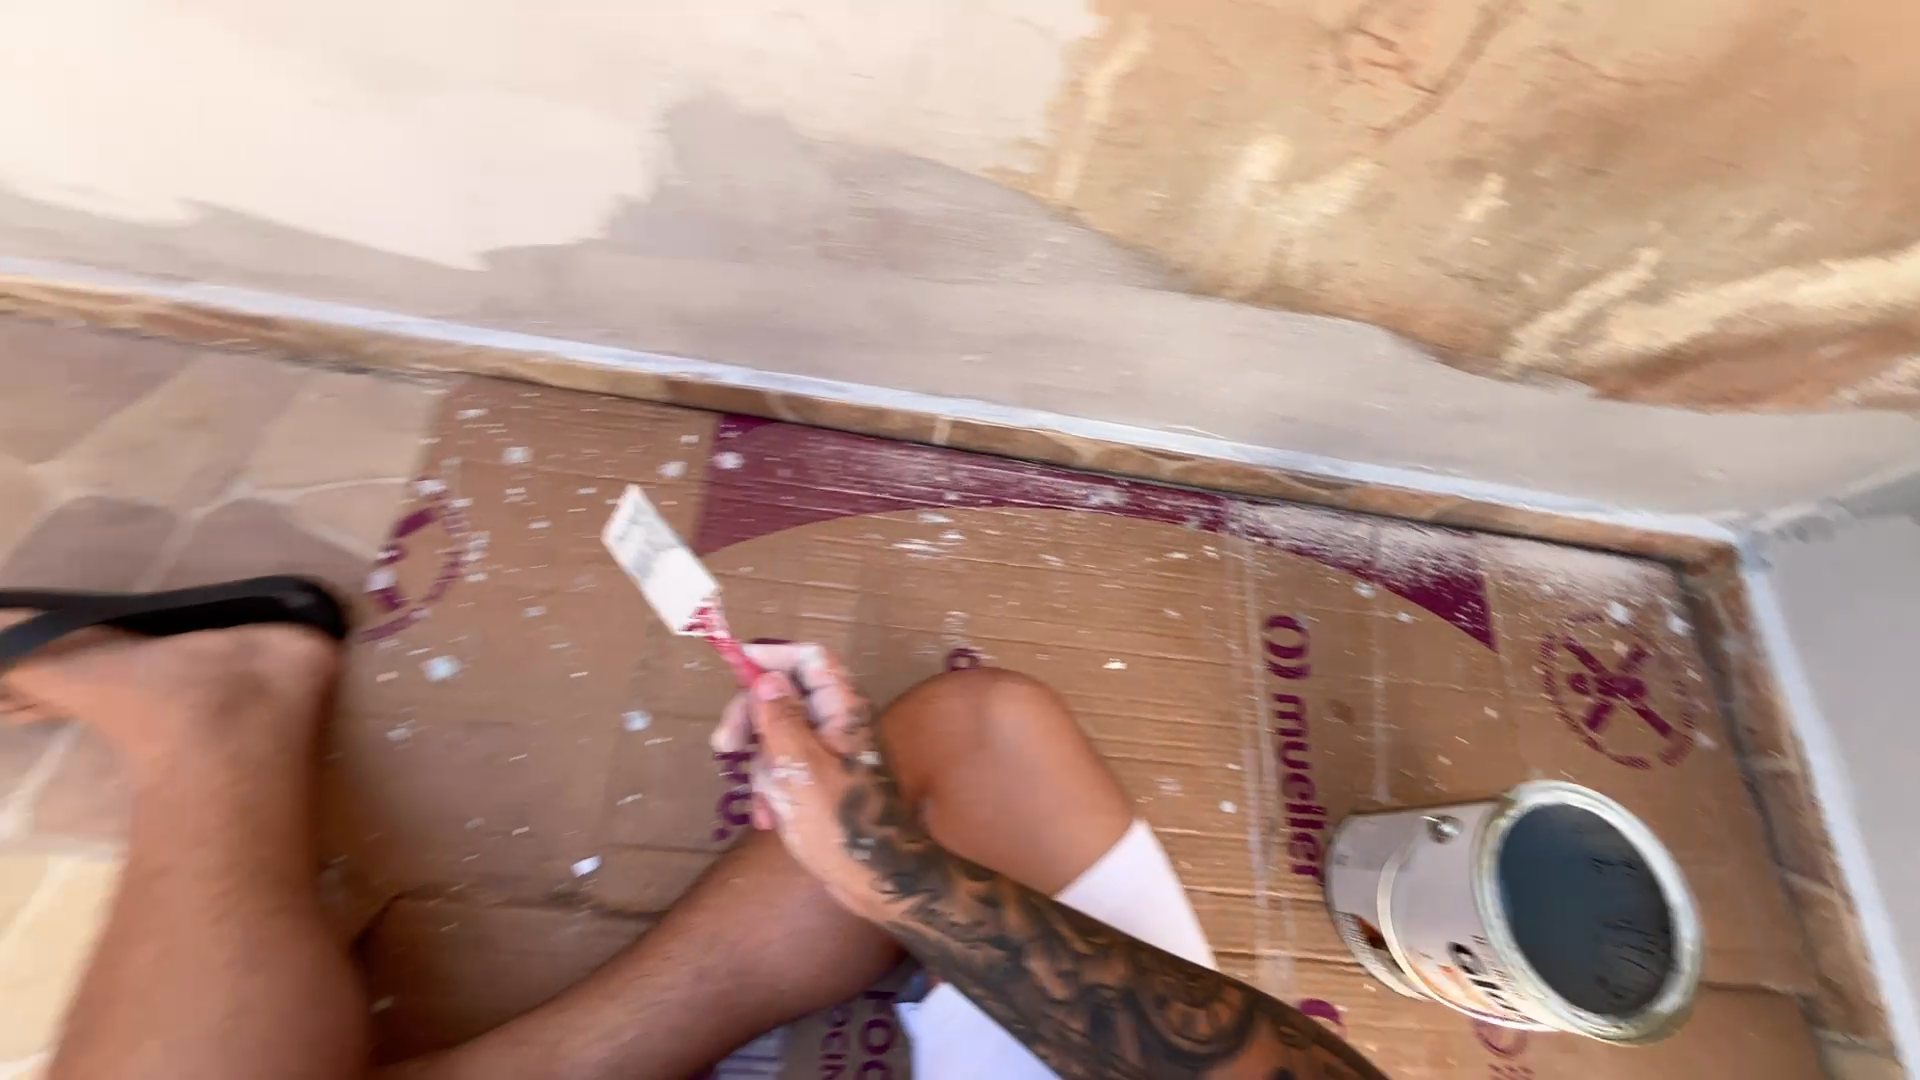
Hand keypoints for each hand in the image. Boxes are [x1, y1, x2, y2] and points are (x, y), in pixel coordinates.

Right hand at [709, 644, 914, 919]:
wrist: (872, 877)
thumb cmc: (838, 820)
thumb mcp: (798, 766)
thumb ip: (780, 718)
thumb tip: (768, 679)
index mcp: (842, 708)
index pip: (811, 658)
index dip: (775, 655)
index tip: (738, 662)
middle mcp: (837, 722)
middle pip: (784, 696)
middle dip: (751, 719)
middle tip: (725, 745)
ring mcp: (828, 751)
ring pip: (777, 736)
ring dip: (760, 766)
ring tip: (764, 801)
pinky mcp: (819, 779)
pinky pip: (783, 768)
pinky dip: (770, 788)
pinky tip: (768, 817)